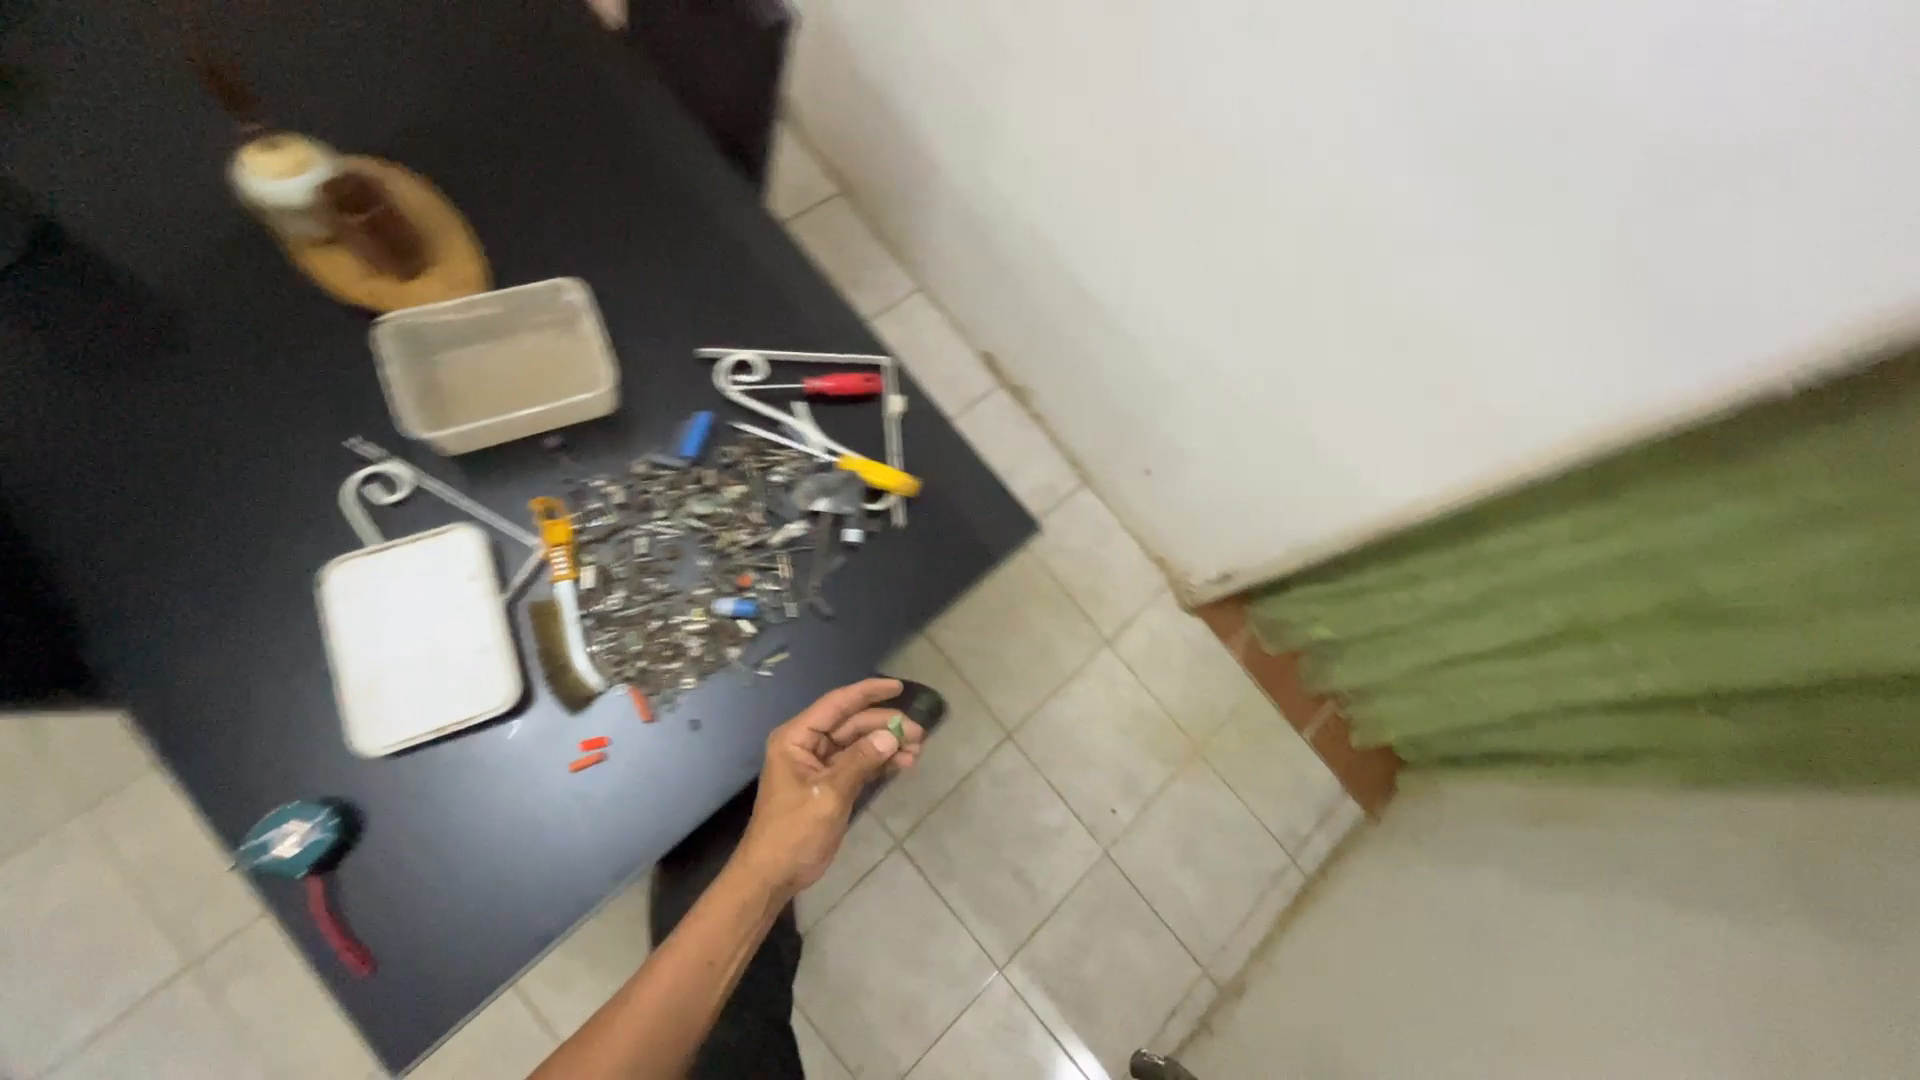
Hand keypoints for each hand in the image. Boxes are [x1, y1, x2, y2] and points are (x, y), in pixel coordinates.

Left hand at [736, 678, 924, 897]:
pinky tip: (903, 764)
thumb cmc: (792, 832)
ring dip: (887, 745)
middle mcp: (808, 745)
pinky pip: (860, 763)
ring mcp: (820, 765)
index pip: (837, 704)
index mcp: (797, 738)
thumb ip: (860, 762)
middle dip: (885, 726)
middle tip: (919, 734)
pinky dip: (881, 762)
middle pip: (852, 724)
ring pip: (860, 743)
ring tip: (917, 750)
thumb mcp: (828, 795)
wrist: (773, 875)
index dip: (868, 692)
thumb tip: (891, 736)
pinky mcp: (832, 783)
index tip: (899, 687)